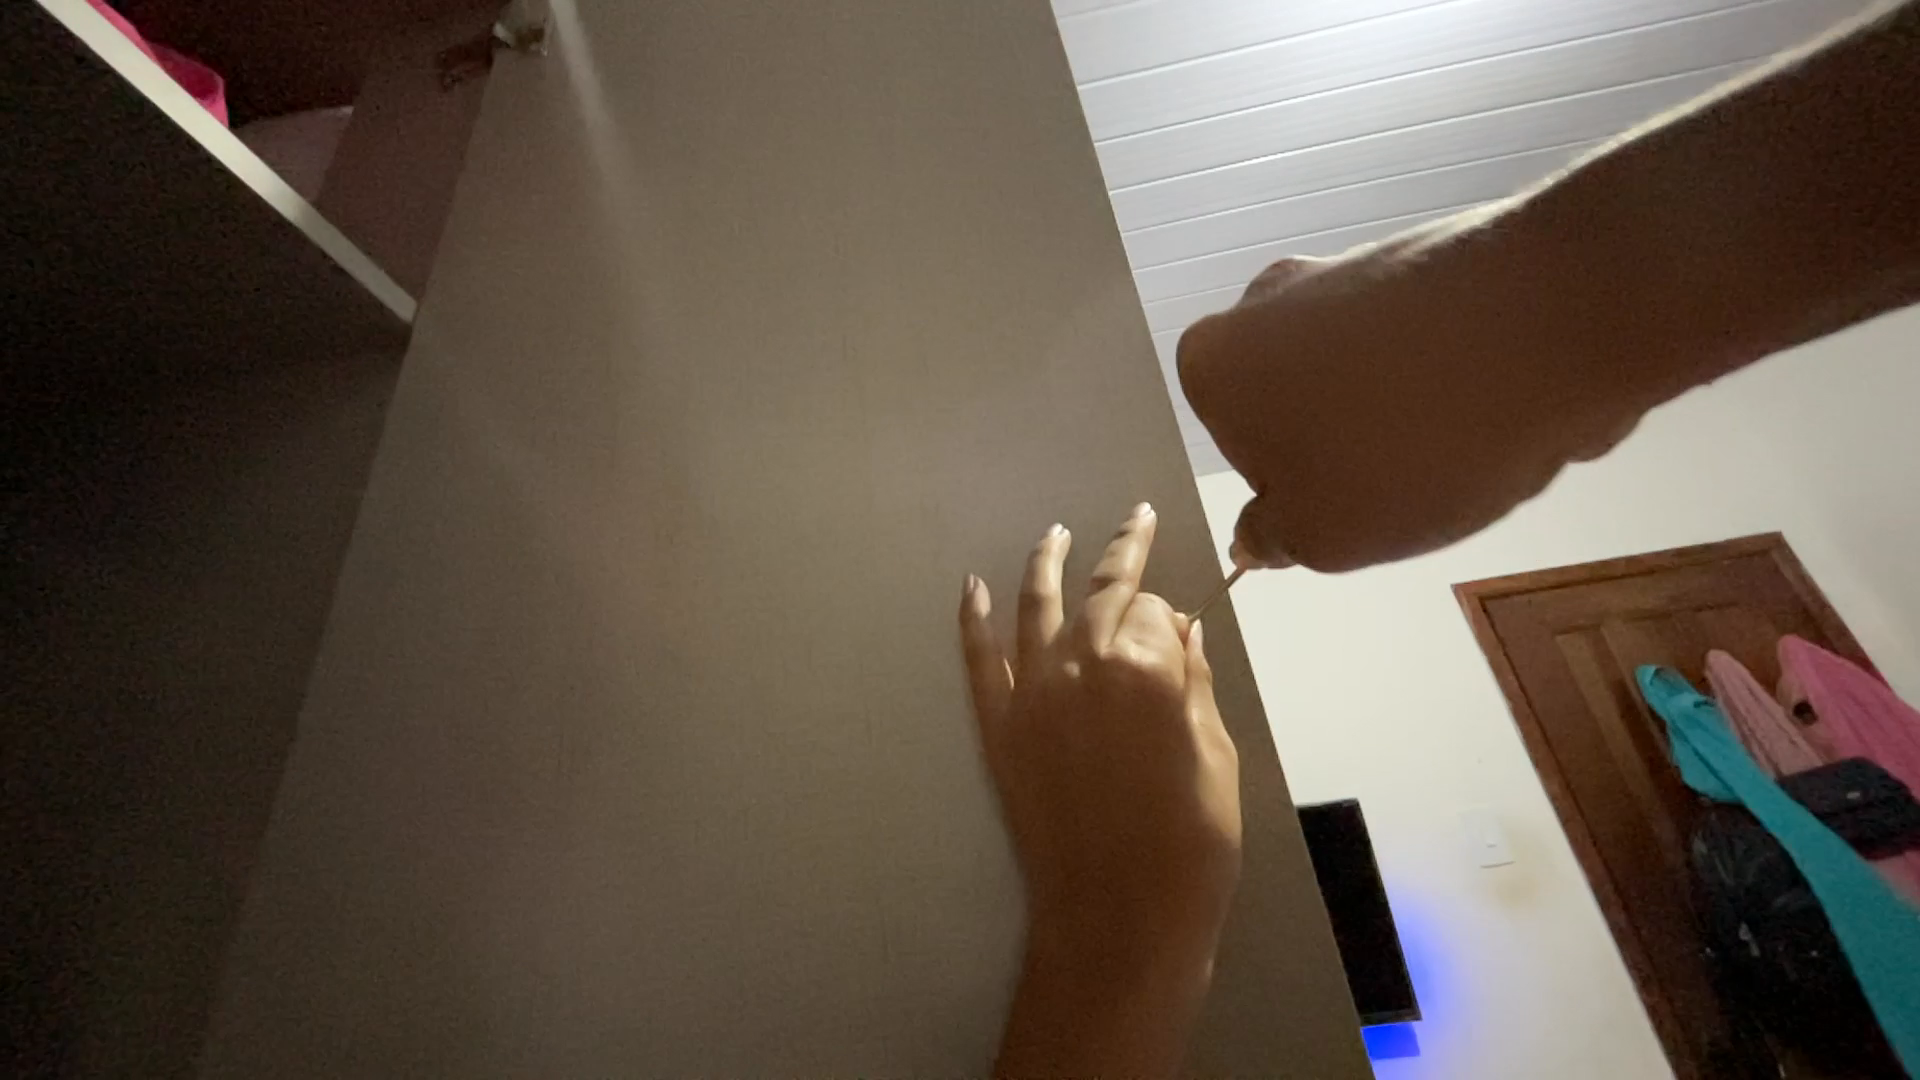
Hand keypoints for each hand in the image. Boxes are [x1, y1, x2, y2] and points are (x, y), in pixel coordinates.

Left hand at [959, 503, 1239, 1077]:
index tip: (1180, 632)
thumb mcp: (1215, 754)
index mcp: (1144, 666)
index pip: (1155, 610)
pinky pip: (979, 659)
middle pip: (1101, 592)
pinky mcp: (998, 725)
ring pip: (1036, 606)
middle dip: (1122, 553)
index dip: (1171, 619)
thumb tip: (1182, 628)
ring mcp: (1031, 691)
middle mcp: (1081, 662)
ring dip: (1046, 563)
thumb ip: (1194, 680)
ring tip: (1054, 533)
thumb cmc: (1190, 842)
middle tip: (1133, 520)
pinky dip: (974, 619)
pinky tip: (973, 586)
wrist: (1117, 918)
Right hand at [1177, 207, 1646, 572]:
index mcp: (1215, 366)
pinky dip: (1456, 368)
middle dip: (1349, 443)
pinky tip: (1509, 392)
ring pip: (1364, 371)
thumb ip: (1272, 540)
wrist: (1569, 314)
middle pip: (1300, 405)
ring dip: (1408, 409)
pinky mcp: (1427, 249)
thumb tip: (1253, 537)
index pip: (1243, 450)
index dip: (1298, 486)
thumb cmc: (1407, 442)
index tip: (1351, 499)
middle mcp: (1263, 302)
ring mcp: (1347, 266)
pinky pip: (1426, 335)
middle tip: (1411, 473)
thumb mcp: (1323, 535)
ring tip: (1477, 435)